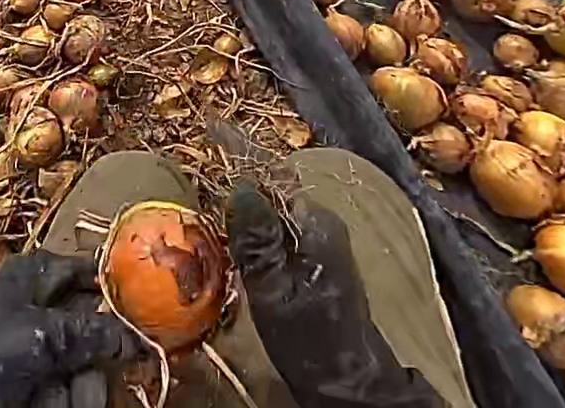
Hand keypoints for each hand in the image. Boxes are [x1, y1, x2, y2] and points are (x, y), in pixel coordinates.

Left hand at [0, 251, 141, 407]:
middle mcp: (45, 305)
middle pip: (96, 324)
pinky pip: (69, 389)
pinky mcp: (35, 383)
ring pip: (86, 363)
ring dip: (84, 387)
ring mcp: (39, 348)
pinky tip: (53, 406)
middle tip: (93, 378)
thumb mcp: (44, 335)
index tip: (146, 313)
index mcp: (42, 274)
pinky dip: (70, 400)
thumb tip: (136, 338)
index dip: (119, 291)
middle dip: (99, 355)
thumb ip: (94, 330)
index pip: (95, 271)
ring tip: (70, 401)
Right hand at [226, 182, 446, 407]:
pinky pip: (286, 234)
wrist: (347, 381)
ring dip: (254, 227)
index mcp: (315, 220)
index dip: (242, 187)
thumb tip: (239, 188)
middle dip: (245, 208)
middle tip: (219, 229)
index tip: (218, 197)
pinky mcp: (320, 255)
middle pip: (275, 197)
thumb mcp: (272, 290)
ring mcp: (324, 236)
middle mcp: (323, 219)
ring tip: (230, 245)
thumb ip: (257, 239)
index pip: (272, 182)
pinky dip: (266, 242)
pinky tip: (251, 262)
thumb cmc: (307, 337)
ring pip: (278, 216)